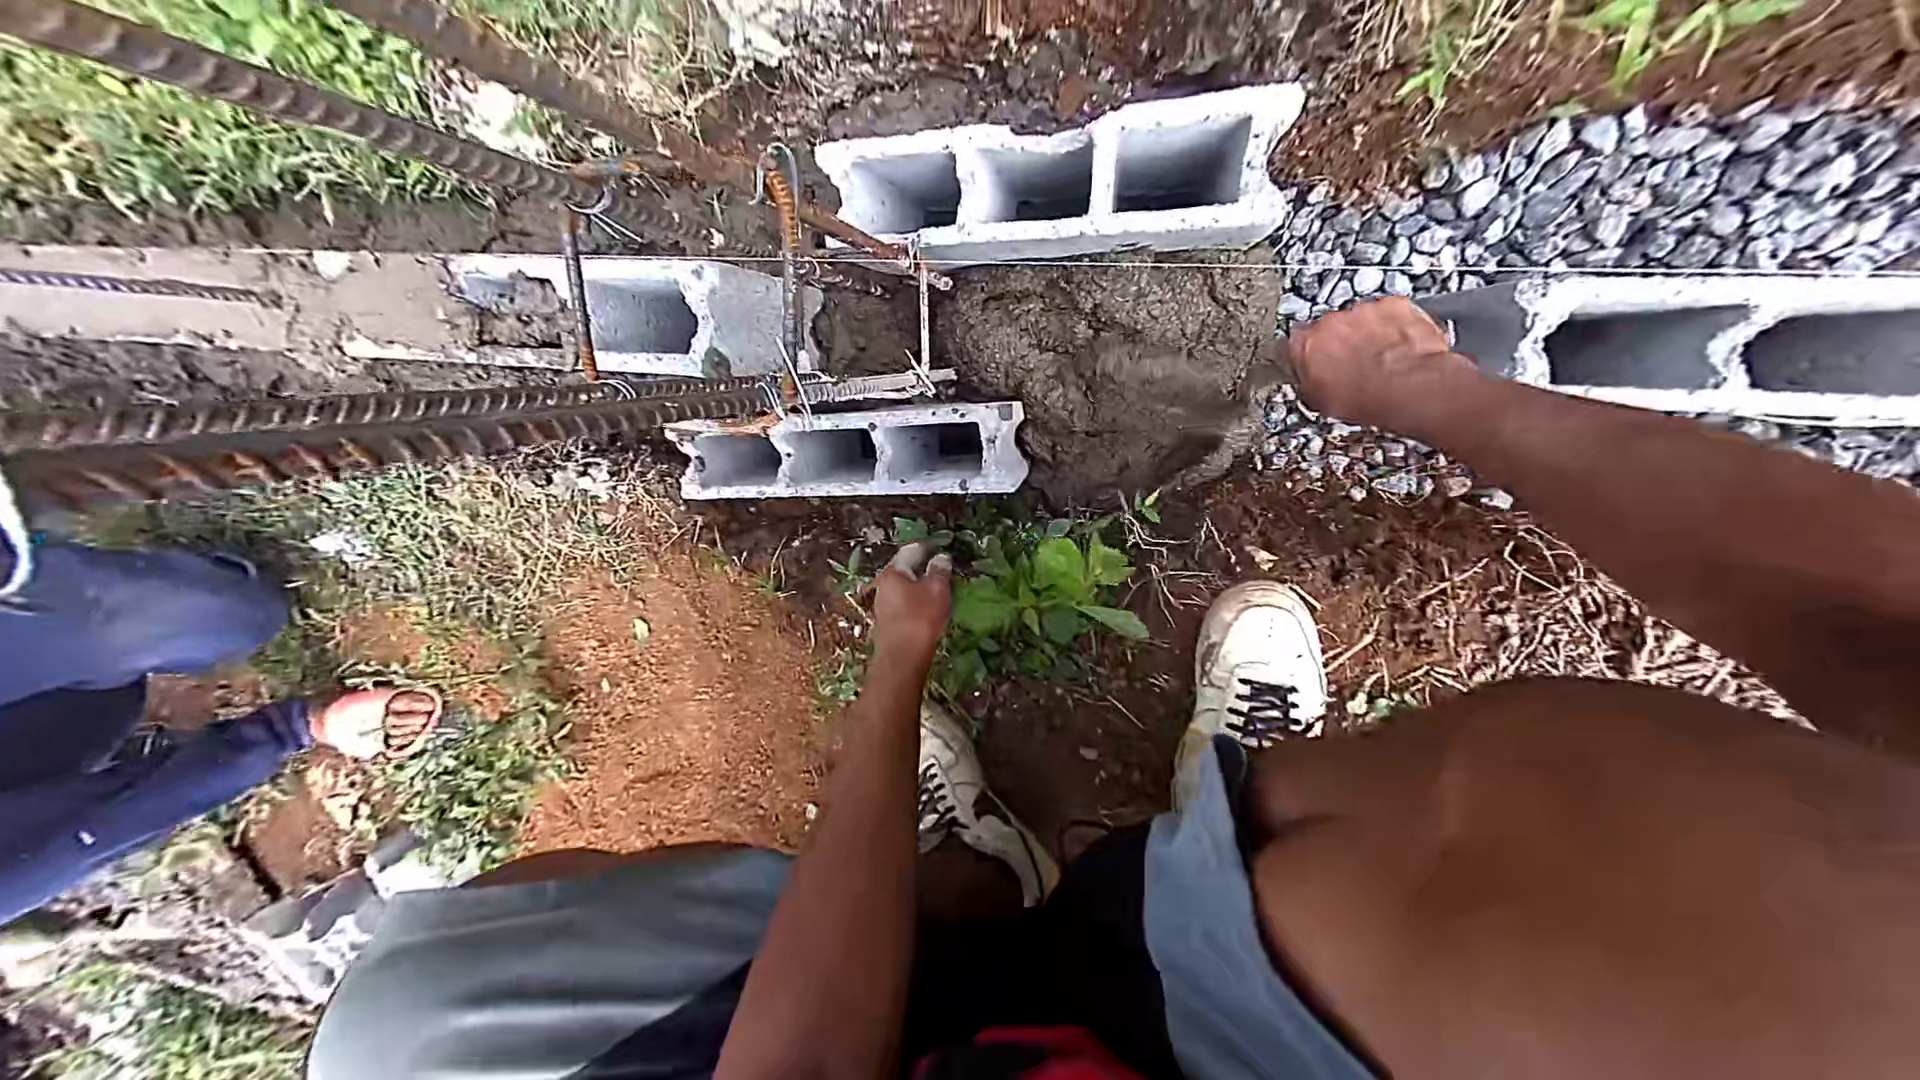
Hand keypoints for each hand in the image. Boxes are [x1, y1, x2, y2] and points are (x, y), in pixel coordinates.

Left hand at [870, 542, 951, 665]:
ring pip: (903, 590)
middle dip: (922, 569)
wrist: (901, 658)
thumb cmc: (920, 618)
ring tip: (938, 591)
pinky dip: (916, 603)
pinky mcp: (887, 624)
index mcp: (893, 573)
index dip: (926, 549)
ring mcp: (882, 606)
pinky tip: (927, 611)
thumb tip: (941, 558)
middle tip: (942, 570)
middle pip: (904, 571)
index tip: (940, 549)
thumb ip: (939, 571)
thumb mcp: (937, 590)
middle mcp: (883, 586)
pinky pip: (903, 605)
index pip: (910, 552)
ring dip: (919, 588)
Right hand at [1288, 297, 1476, 429]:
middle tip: (1353, 363)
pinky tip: (1397, 345)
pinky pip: (1390, 311)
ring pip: (1360, 318)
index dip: (1309, 353)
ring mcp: (1361, 312)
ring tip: (1379, 357)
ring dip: (1367, 333)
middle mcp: (1330, 323)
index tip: (1317, 361)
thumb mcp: (1320, 401)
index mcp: (1305, 346)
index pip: (1297, 342)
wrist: (1407, 387)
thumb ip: (1308, 380)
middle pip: (1330, 326)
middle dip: (1341, 342)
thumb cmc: (1366, 397)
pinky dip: (1394, 324)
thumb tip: (1310, 381)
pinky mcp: (1393, 305)